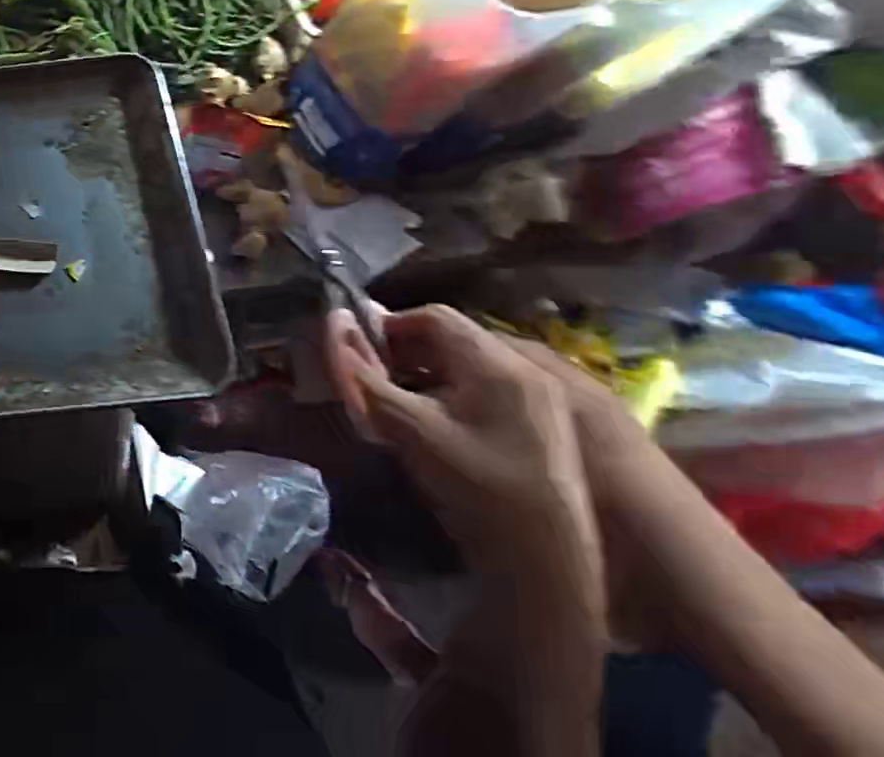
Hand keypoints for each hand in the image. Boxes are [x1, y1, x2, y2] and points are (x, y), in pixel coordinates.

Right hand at [324, 305, 601, 585]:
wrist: (552, 568)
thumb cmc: (476, 490)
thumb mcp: (410, 430)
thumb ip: (364, 377)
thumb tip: (331, 324)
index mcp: (498, 363)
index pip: (433, 316)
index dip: (387, 325)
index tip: (355, 351)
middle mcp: (527, 370)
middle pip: (453, 337)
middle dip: (403, 350)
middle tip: (368, 376)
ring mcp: (542, 399)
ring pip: (469, 363)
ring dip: (424, 371)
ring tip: (393, 398)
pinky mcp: (545, 426)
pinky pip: (486, 387)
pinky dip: (450, 391)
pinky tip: (431, 421)